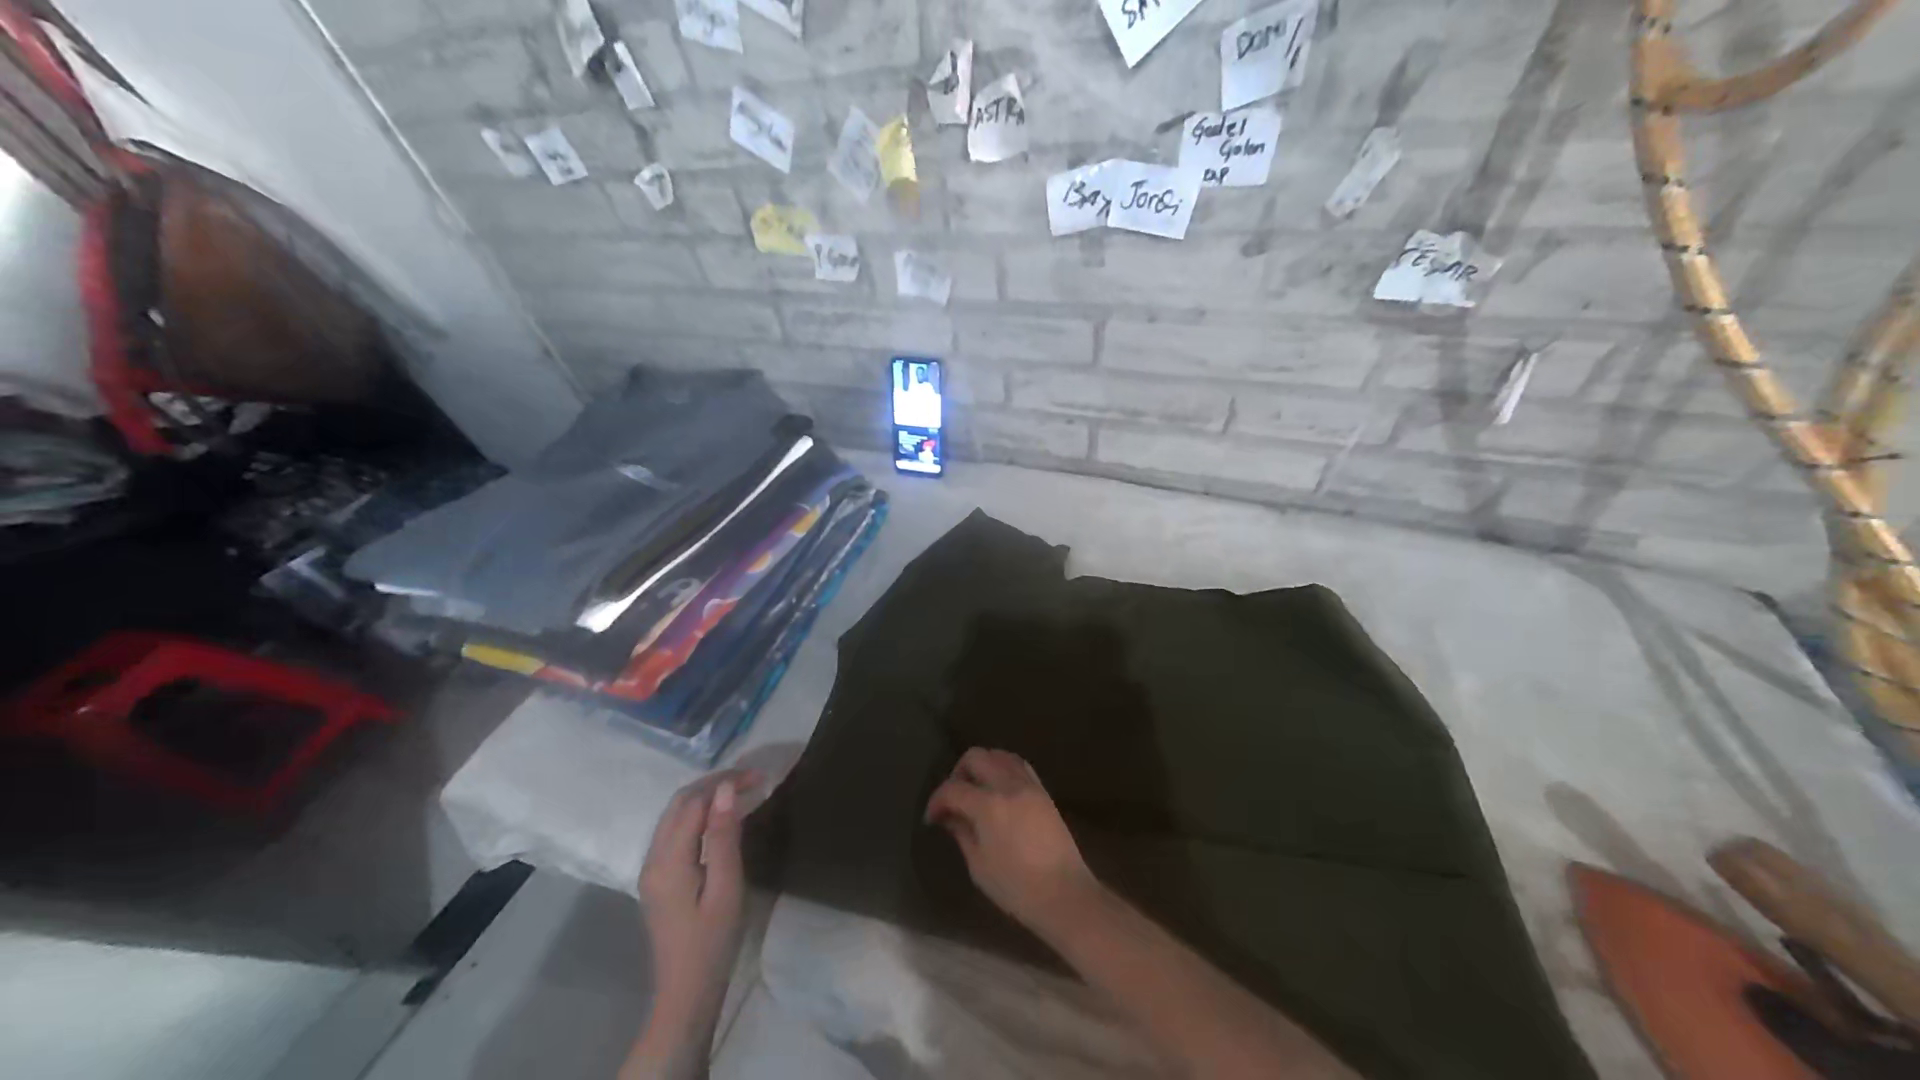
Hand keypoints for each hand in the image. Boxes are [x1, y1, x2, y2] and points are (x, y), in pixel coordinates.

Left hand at [631, 768, 761, 1073]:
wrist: (687, 993)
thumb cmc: (713, 941)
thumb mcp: (726, 887)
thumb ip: (722, 837)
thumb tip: (724, 790)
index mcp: (668, 860)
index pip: (693, 802)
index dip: (724, 782)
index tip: (759, 777)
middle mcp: (652, 858)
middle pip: (679, 804)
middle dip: (714, 784)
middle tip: (752, 780)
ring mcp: (652, 869)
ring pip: (675, 815)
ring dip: (706, 797)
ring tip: (741, 792)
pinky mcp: (658, 879)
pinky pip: (675, 831)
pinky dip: (698, 815)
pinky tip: (720, 819)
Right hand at [925, 748, 1104, 937]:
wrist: (1066, 895)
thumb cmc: (1017, 888)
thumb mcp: (979, 865)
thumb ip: (962, 832)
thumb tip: (949, 816)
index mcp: (989, 805)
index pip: (953, 789)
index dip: (936, 801)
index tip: (932, 818)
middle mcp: (1009, 786)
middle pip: (976, 757)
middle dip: (957, 773)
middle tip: (952, 800)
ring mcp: (1030, 786)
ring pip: (999, 755)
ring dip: (982, 766)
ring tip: (975, 791)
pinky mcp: (1044, 792)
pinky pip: (1019, 765)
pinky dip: (1003, 768)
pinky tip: (998, 790)